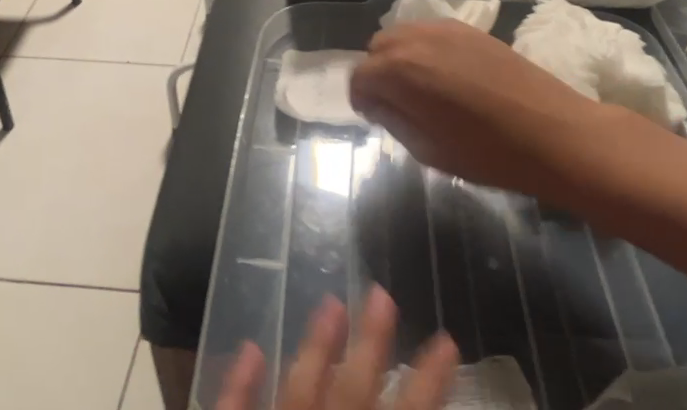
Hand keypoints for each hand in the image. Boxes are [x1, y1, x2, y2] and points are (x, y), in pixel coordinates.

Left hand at [216, 287, 457, 409]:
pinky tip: (253, 347)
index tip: (446, 339)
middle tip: (383, 292)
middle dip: (371, 344)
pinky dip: (240, 385)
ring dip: (316, 348)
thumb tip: (418, 392)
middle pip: (353, 394)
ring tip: (332, 301)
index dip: (427, 381)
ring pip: (299, 394)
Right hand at [349, 20, 611, 204]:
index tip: (377, 118)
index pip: (359, 77)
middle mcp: (417, 39)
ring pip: (405, 34)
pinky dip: (427, 49)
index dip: (363, 100)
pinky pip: (432, 32)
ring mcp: (446, 29)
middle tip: (399, 104)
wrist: (553, 133)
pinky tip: (448, 77)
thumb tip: (377, 103)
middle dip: (380, 73)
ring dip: (402, 57)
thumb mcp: (427, 149)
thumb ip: (393, 119)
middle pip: (379, 48)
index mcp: (399, 71)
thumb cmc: (487, 153)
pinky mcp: (472, 29)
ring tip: (423, 89)